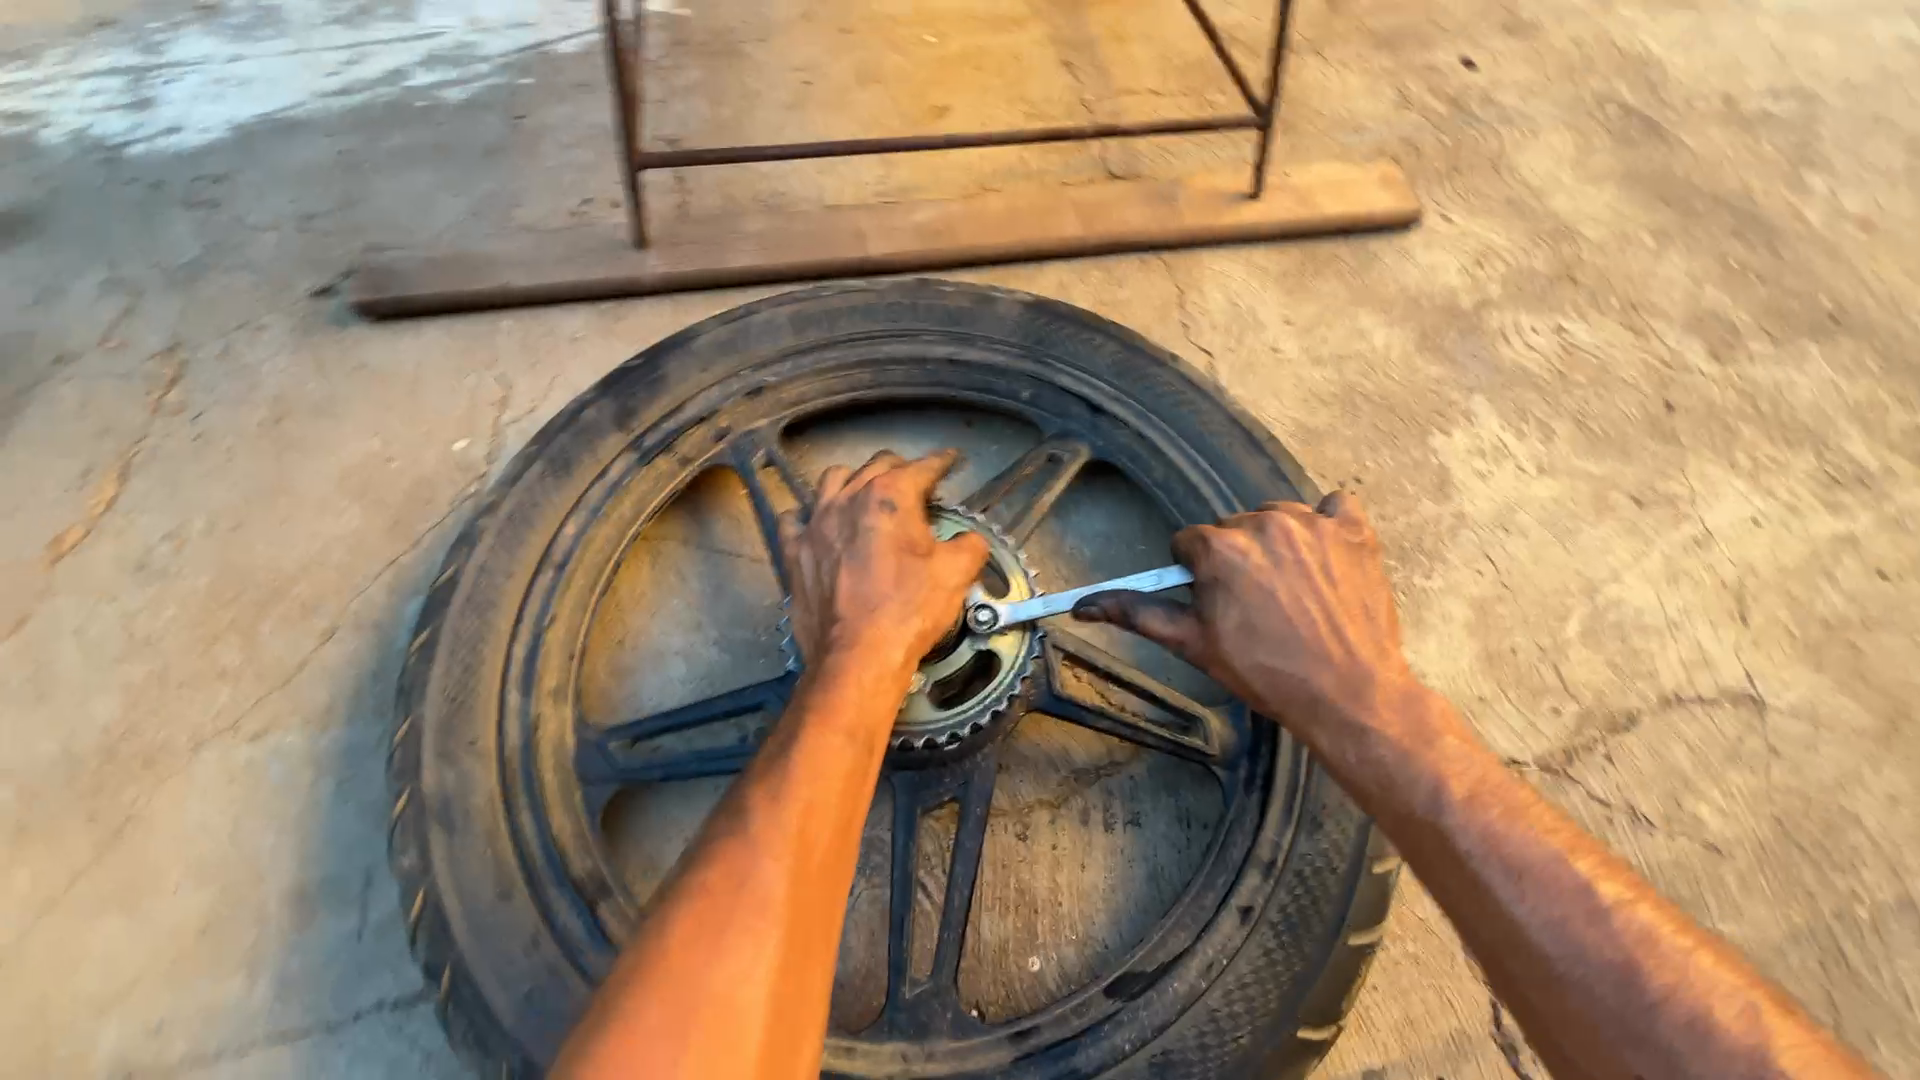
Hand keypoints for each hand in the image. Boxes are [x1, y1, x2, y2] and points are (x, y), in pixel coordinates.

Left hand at [779, 449, 989, 677]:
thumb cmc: (909, 610)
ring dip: (854, 480)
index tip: (951, 460)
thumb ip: (970, 545)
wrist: (858, 655)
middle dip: (900, 467)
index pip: (921, 468)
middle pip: (876, 466)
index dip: (941, 461)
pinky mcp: (794, 552)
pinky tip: (816, 522)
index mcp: (890, 497)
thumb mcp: (956, 574)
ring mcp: (816, 524)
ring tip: (865, 492)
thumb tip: (970, 539)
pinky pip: (795, 519)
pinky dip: (808, 515)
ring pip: (832, 480)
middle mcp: (849, 499)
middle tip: (916, 481)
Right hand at [1073, 492, 1466, 776]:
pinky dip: (1327, 527)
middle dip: (1236, 559)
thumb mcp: (1192, 643)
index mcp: (1220, 549)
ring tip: (1292, 590)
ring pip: (1277, 518)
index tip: (1217, 601)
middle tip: (1255, 605)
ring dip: (1277, 544)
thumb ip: (1136, 613)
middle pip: (1232, 529)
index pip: (1189, 542)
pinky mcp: (1355, 532)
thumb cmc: (1265, 671)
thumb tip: (1082, 606)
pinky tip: (1325, 560)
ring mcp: (1314, 524)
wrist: (1347, 694)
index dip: (1198, 573)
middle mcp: (1264, 524)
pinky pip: (1333, 506)